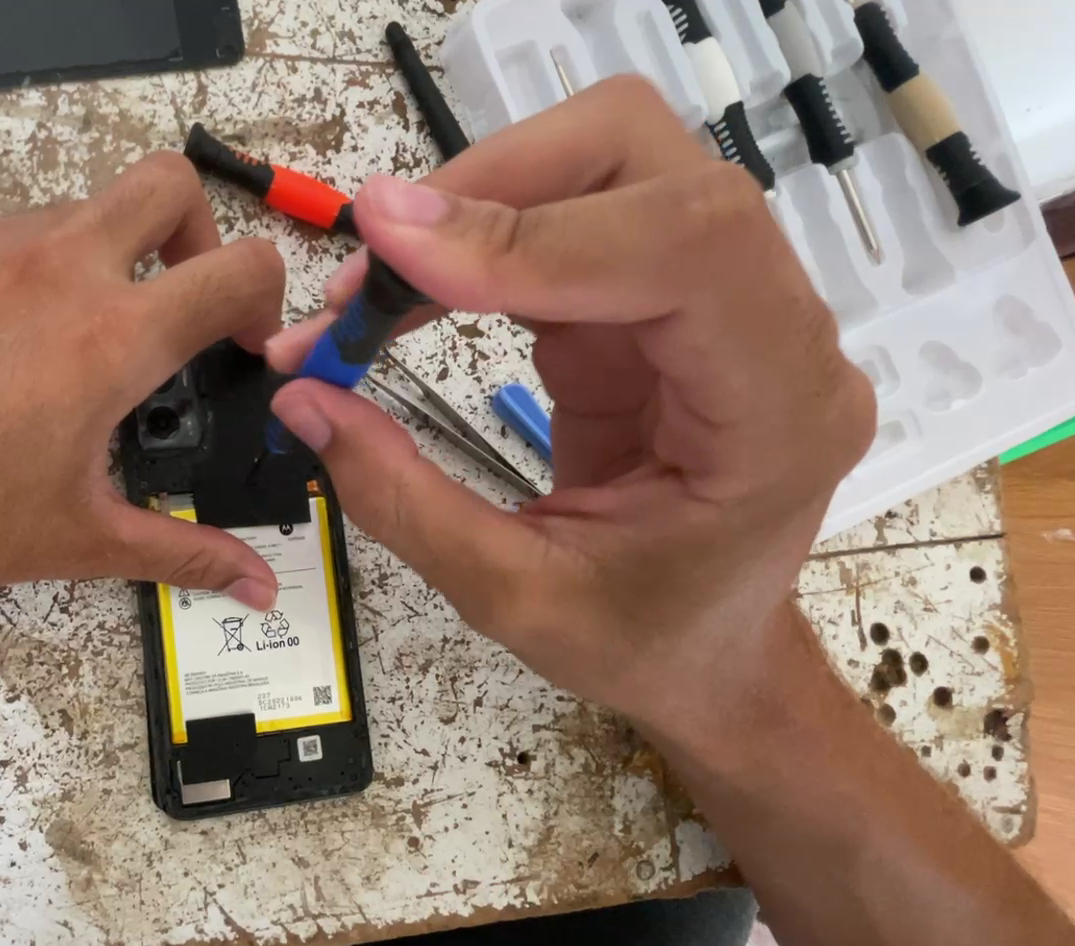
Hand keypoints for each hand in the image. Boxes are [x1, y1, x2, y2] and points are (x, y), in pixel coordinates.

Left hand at [0, 153, 285, 668]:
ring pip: (75, 214)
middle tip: (173, 308)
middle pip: (168, 184)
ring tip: (63, 353)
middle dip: (196, 235)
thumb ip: (186, 556)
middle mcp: (53, 267)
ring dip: (99, 263)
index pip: (240, 270)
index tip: (242, 344)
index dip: (265, 300)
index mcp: (111, 337)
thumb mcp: (82, 539)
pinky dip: (17, 278)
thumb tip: (258, 587)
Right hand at [264, 78, 874, 737]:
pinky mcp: (642, 310)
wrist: (705, 656)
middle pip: (639, 161)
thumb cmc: (637, 644)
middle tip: (366, 265)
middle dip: (487, 187)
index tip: (384, 249)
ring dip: (465, 210)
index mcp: (772, 411)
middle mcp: (764, 326)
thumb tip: (301, 397)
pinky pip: (553, 231)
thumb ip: (401, 498)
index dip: (525, 234)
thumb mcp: (507, 596)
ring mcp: (705, 303)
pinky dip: (462, 250)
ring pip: (594, 172)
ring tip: (363, 295)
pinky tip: (398, 302)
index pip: (680, 251)